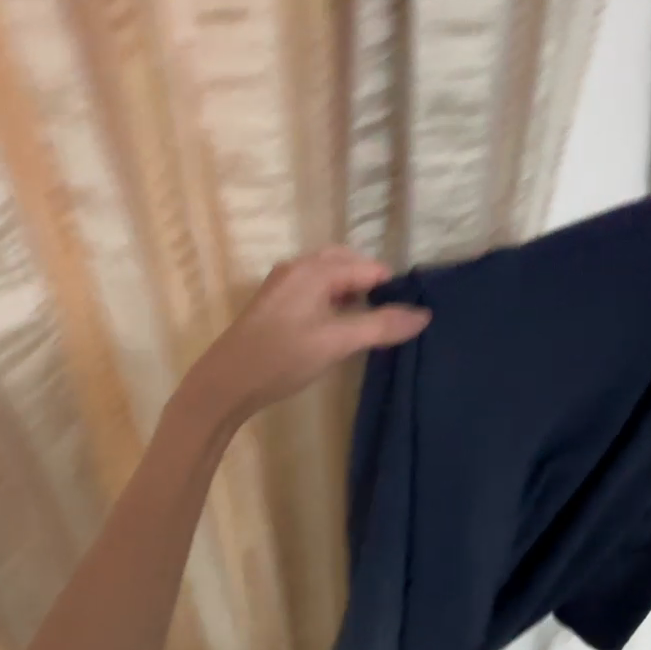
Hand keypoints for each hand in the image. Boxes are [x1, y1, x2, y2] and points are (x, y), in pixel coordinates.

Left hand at [181, 247, 430, 426]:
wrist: (226, 383)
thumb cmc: (282, 358)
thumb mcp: (337, 342)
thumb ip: (381, 327)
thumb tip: (424, 315)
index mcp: (315, 269)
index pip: (368, 268)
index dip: (391, 290)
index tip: (408, 317)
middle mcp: (297, 268)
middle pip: (347, 266)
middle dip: (371, 288)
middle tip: (389, 321)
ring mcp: (282, 286)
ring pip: (329, 280)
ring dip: (352, 297)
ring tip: (367, 328)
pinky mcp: (274, 306)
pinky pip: (313, 293)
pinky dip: (332, 305)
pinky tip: (337, 331)